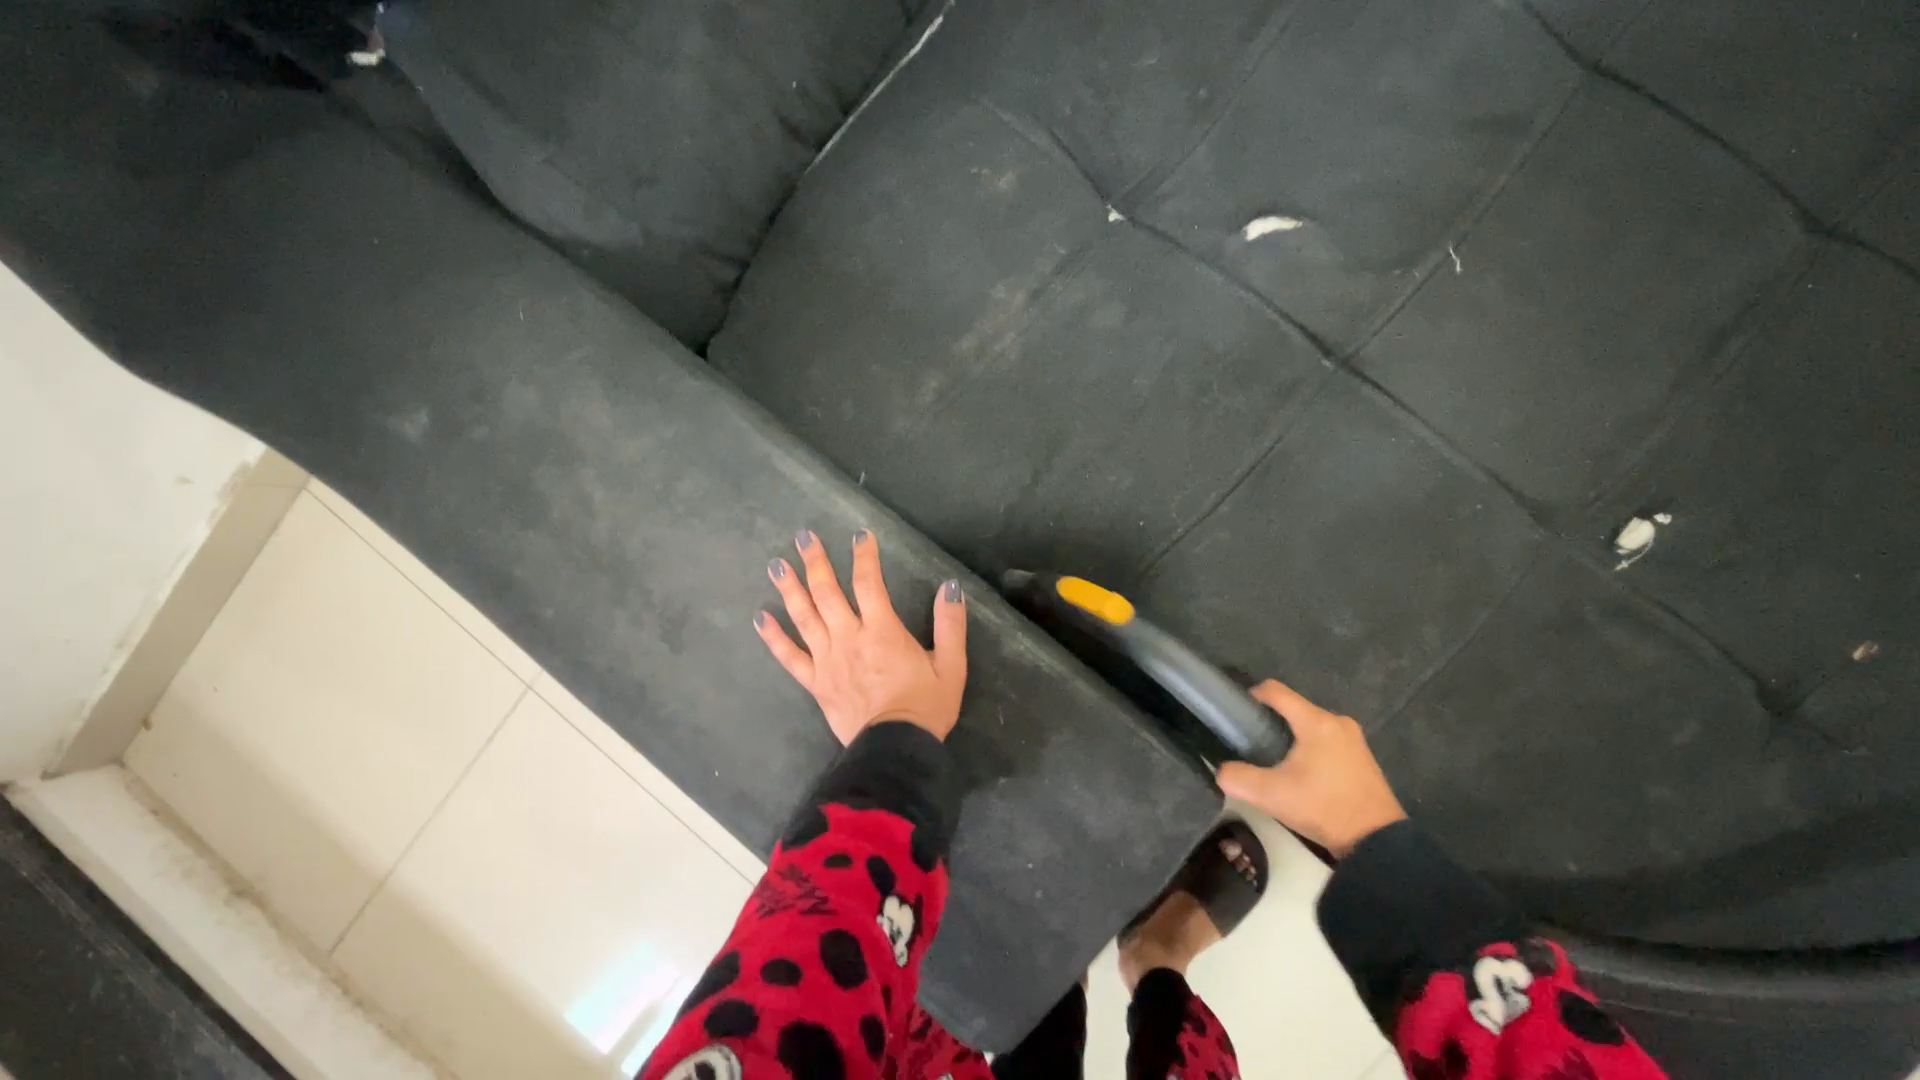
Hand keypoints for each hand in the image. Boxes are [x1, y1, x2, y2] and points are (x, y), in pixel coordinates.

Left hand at [756, 528, 967, 744]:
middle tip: (803, 536)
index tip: (859, 535)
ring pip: (804, 617)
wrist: (896, 750)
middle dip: (816, 561)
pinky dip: (774, 636)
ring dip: (790, 588)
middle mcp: (850, 638)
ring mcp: (828, 661)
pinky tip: (760, 618)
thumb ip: (951, 625)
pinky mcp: (815, 683)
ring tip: (776, 565)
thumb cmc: (926, 708)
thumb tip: (950, 587)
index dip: (864, 556)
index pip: (870, 584)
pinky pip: (789, 657)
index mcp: (883, 632)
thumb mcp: (951, 666)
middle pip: (828, 592)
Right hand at [1216, 680, 1406, 857]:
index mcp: (1316, 722)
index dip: (1251, 696)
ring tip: (1274, 763)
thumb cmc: (1323, 808)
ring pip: (1310, 726)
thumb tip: (1221, 771)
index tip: (1235, 714)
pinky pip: (1326, 741)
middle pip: (1293, 708)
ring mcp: (1353, 739)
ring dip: (1290, 738)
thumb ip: (1237, 778)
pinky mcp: (1362, 757)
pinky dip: (1309, 750)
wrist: (1376, 841)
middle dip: (1270, 722)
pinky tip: (1301, 775)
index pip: (1275, 691)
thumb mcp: (1271, 795)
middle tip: (1251, 746)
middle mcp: (1337, 722)